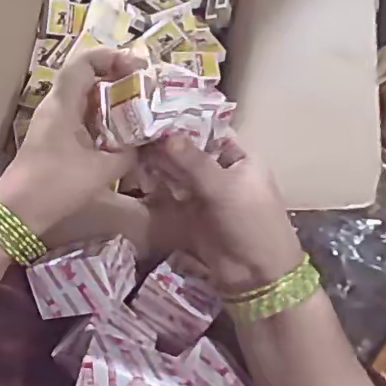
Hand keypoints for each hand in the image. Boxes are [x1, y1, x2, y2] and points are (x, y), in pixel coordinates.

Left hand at [0, 48, 140, 234]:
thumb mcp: (101, 170)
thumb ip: (129, 153)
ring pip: (85, 102)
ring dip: (111, 105)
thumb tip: (147, 145)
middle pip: (87, 79)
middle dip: (118, 81)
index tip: (138, 69)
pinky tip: (120, 139)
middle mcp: (55, 107)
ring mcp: (52, 126)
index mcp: (63, 103)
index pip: (84, 61)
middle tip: (146, 92)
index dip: (112, 57)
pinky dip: (102, 124)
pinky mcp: (53, 143)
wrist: (18, 212)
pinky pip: (81, 122)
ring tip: (139, 114)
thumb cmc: (56, 185)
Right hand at [140, 134, 304, 293]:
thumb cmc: (250, 222)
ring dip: (157, 161)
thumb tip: (165, 135)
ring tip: (129, 147)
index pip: (208, 130)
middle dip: (164, 142)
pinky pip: (169, 190)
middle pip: (188, 149)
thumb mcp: (225, 187)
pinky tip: (137, 172)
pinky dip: (155, 182)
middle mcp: (220, 169)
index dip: (183, 121)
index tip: (152, 111)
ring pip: (176, 169)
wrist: (255, 274)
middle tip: (132, 129)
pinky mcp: (189, 211)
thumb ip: (193, 161)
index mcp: (239, 156)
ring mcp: (203, 191)